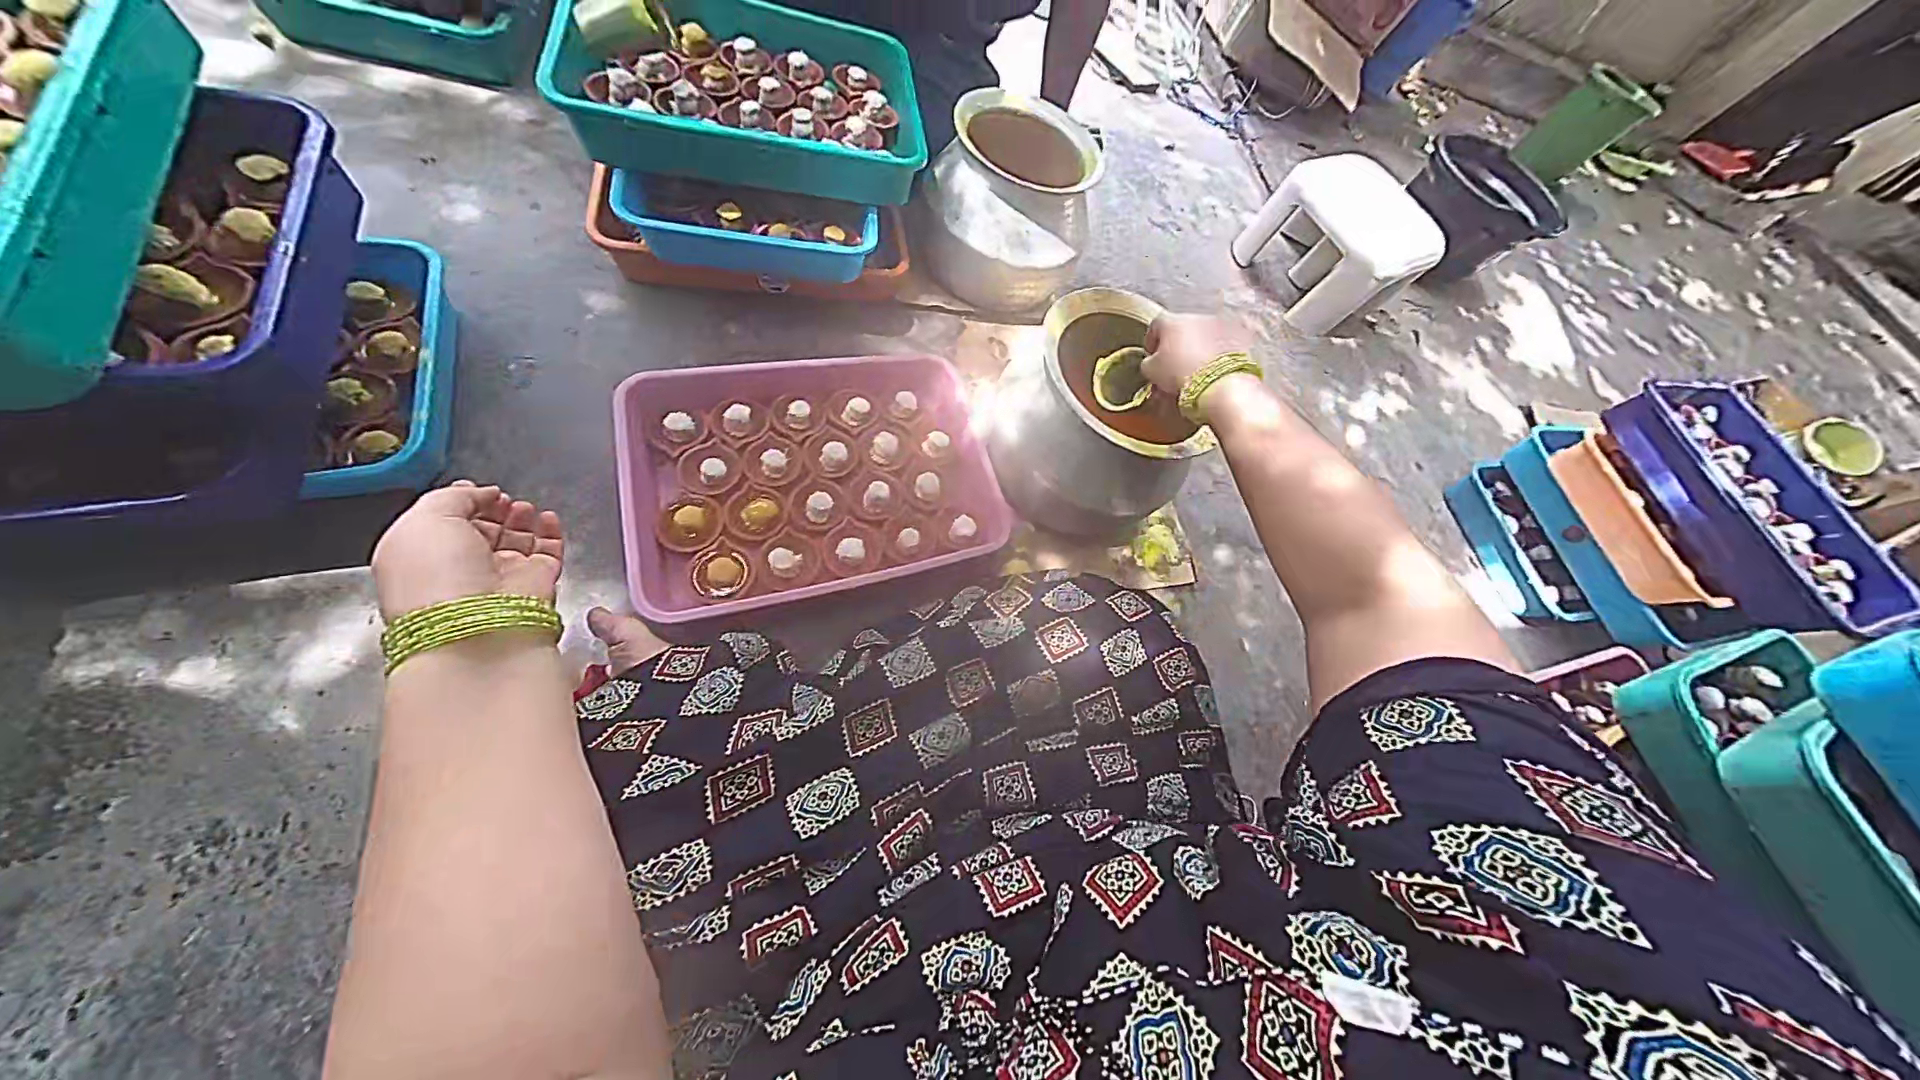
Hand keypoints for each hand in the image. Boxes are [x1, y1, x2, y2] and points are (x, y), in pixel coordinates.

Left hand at [372, 481, 564, 619]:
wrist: (477, 621)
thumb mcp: (426, 518)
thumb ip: (453, 496)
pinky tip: (548, 518)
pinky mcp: (537, 582)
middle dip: (495, 510)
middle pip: (484, 530)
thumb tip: (482, 492)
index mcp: (424, 555)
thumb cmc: (438, 573)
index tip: (478, 491)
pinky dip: (551, 533)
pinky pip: (549, 552)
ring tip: (524, 507)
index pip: (447, 523)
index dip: (464, 503)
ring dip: (522, 519)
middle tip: (504, 500)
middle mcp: (463, 567)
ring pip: (518, 540)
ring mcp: (502, 575)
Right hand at [1140, 314, 1255, 395]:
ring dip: (1197, 349)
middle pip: (1181, 329)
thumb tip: (1152, 362)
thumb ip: (1148, 362)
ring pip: (1203, 335)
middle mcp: (1196, 316)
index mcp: (1171, 321)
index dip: (1151, 342)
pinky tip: (1213, 369)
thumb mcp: (1151, 371)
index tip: (1152, 357)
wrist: (1220, 383)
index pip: (1155, 326)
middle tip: (1173, 367)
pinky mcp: (1239, 335)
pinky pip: (1223, 343)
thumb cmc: (1179, 373)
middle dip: (1176, 346)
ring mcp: (1220, 324)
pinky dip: (1217, 353)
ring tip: (1195, 371)